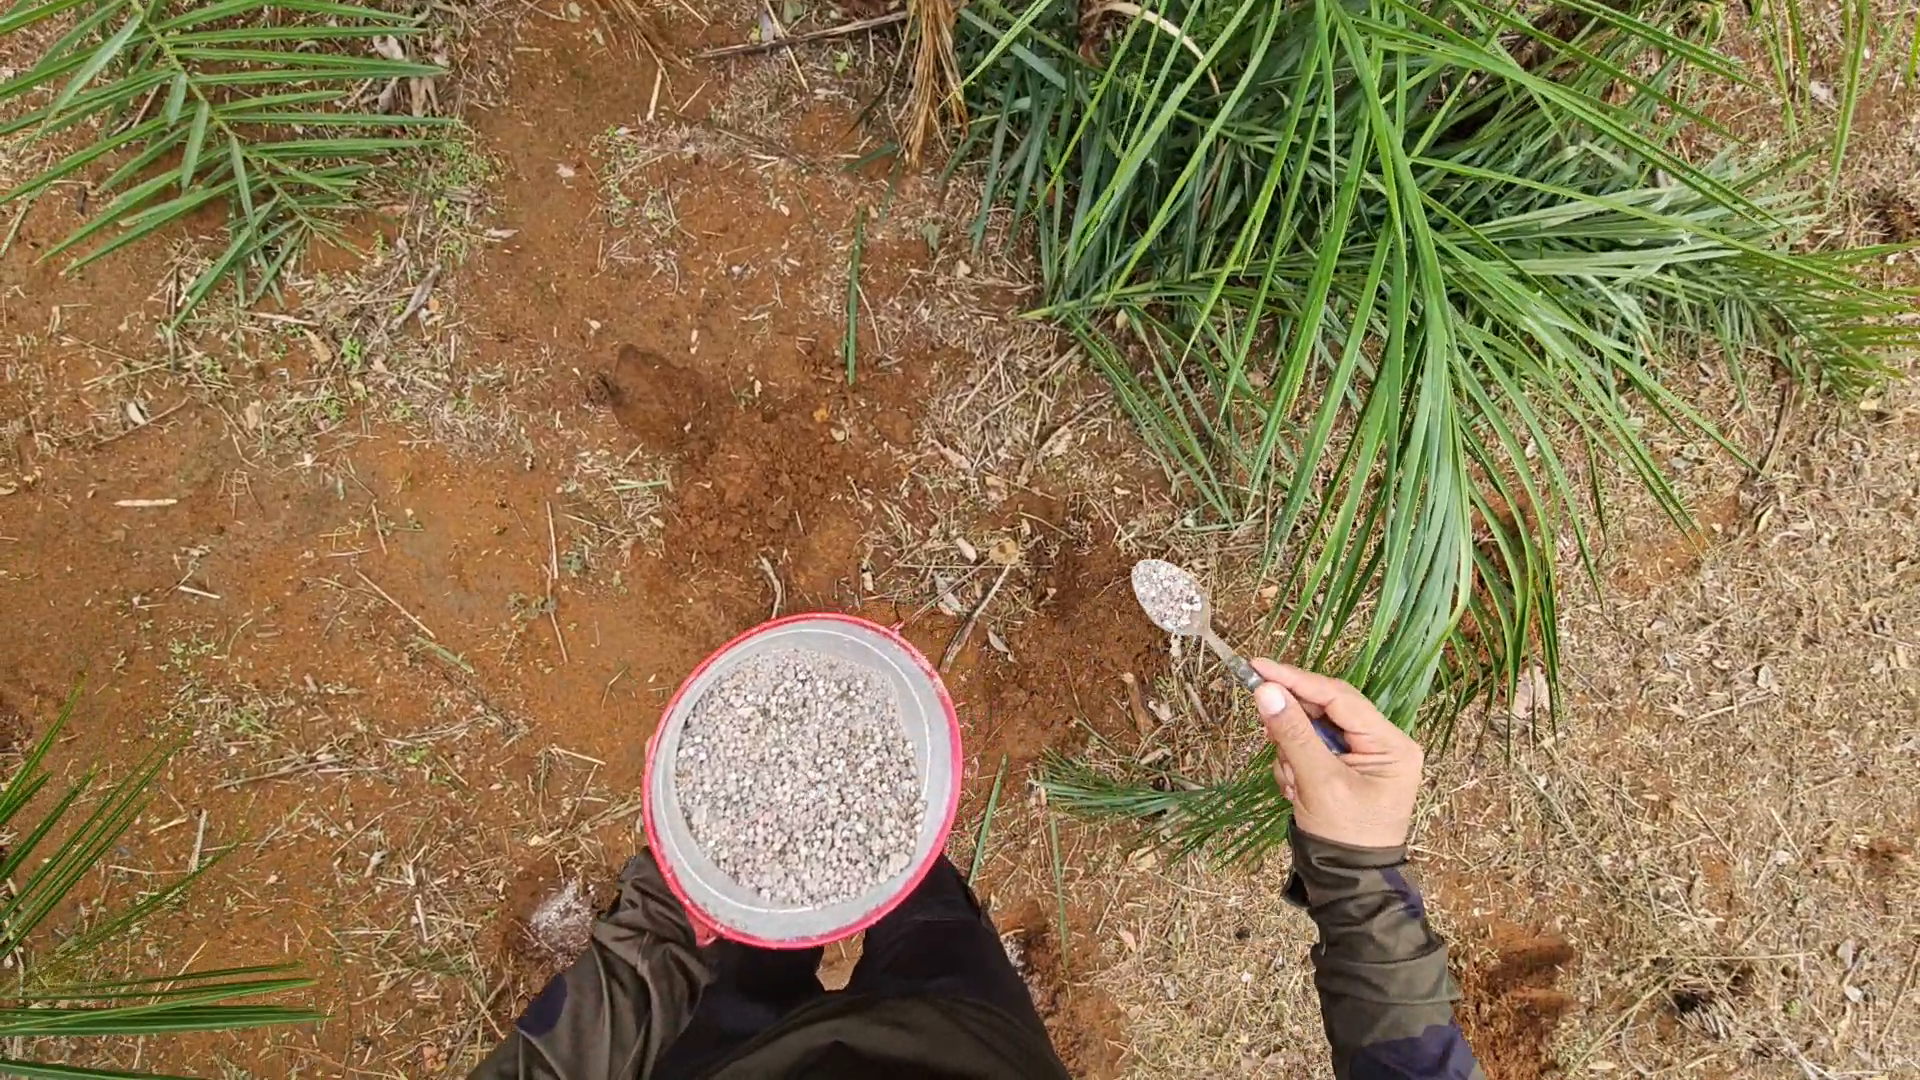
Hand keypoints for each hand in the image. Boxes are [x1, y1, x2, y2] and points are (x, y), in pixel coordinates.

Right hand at [1250, 659, 1422, 848]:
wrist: (1348, 882)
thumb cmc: (1344, 834)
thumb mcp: (1318, 782)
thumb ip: (1293, 733)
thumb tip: (1265, 690)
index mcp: (1391, 744)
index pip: (1338, 696)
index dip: (1296, 679)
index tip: (1258, 666)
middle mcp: (1380, 743)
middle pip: (1324, 708)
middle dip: (1292, 721)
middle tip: (1262, 718)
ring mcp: (1360, 755)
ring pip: (1310, 727)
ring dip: (1290, 750)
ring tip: (1293, 782)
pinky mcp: (1340, 766)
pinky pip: (1306, 746)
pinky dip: (1292, 762)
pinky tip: (1296, 789)